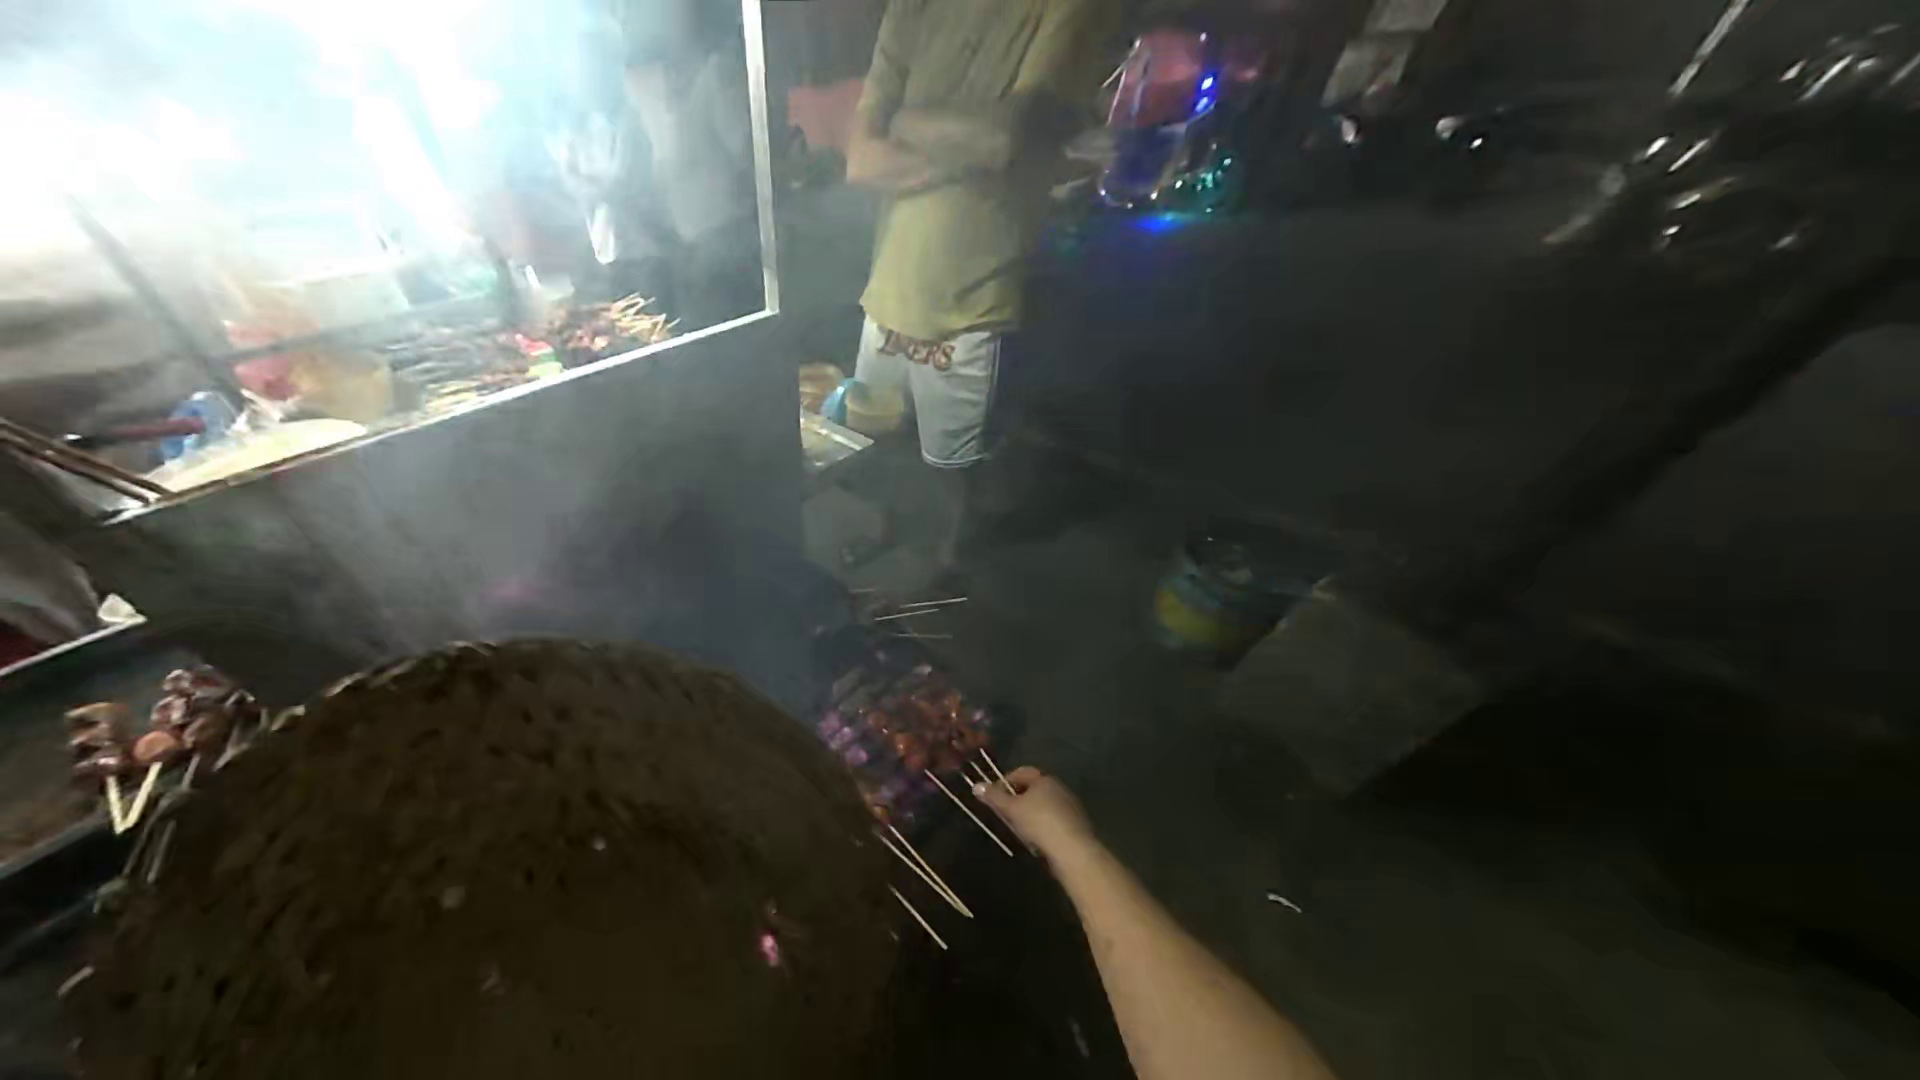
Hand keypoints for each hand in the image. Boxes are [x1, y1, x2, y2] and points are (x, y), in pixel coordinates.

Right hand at [973, 765, 1095, 861]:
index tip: (993, 795)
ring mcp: (1070, 805)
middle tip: (1004, 813)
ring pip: (1043, 804)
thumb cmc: (1039, 822)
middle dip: (1017, 798)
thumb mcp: (1011, 809)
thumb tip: (976, 785)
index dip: (1004, 781)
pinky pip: (1053, 819)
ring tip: (1019, 829)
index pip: (1021, 772)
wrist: (1072, 849)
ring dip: (1030, 813)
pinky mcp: (1075, 824)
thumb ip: (994, 797)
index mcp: (1044, 779)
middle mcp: (1059, 787)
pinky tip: (1037, 839)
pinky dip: (1043, 825)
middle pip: (1033, 788)